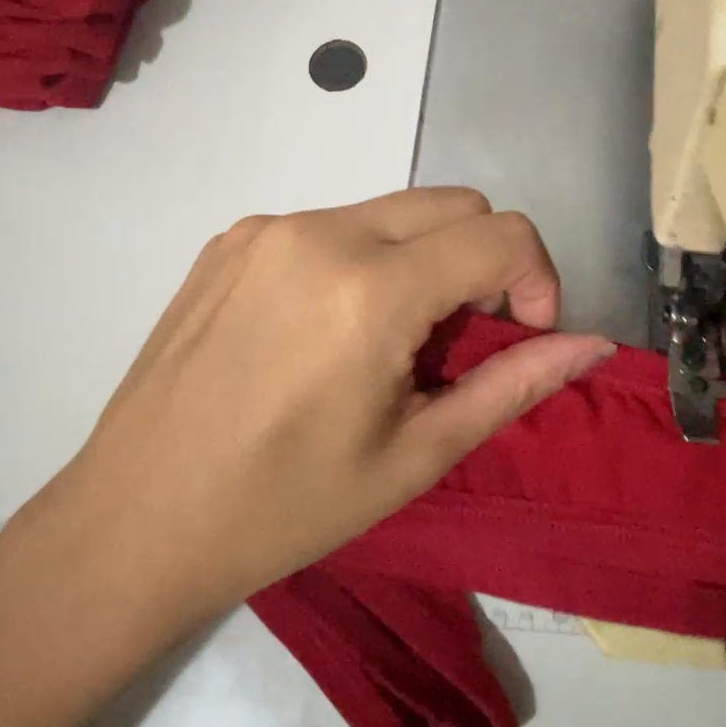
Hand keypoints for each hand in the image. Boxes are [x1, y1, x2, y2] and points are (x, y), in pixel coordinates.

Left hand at [0, 189, 612, 726]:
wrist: (133, 523)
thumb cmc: (284, 507)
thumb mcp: (417, 455)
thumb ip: (515, 384)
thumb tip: (593, 342)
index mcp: (370, 290)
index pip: (501, 232)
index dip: (538, 277)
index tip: (524, 333)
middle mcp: (320, 231)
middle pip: (455, 204)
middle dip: (486, 261)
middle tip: (463, 341)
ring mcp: (267, 227)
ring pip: (395, 209)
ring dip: (425, 259)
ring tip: (393, 342)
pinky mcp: (231, 237)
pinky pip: (333, 224)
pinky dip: (364, 259)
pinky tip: (328, 330)